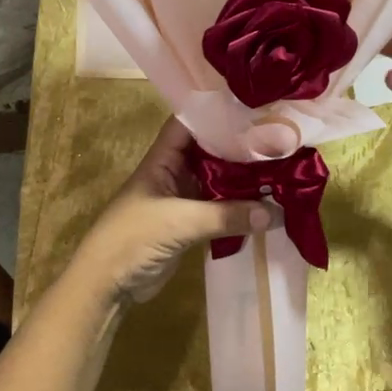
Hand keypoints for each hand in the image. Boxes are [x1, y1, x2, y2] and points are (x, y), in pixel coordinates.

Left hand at [73, 118, 277, 304]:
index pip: (190, 122)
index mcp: (162, 159)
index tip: (253, 107)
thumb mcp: (180, 222)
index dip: (216, 112)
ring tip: (283, 167)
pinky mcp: (189, 225)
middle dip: (240, 147)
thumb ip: (226, 216)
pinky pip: (219, 209)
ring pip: (217, 181)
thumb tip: (274, 213)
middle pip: (210, 151)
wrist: (108, 283)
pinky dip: (239, 207)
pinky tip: (267, 204)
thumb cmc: (133, 238)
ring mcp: (182, 200)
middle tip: (282, 139)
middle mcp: (173, 174)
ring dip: (243, 179)